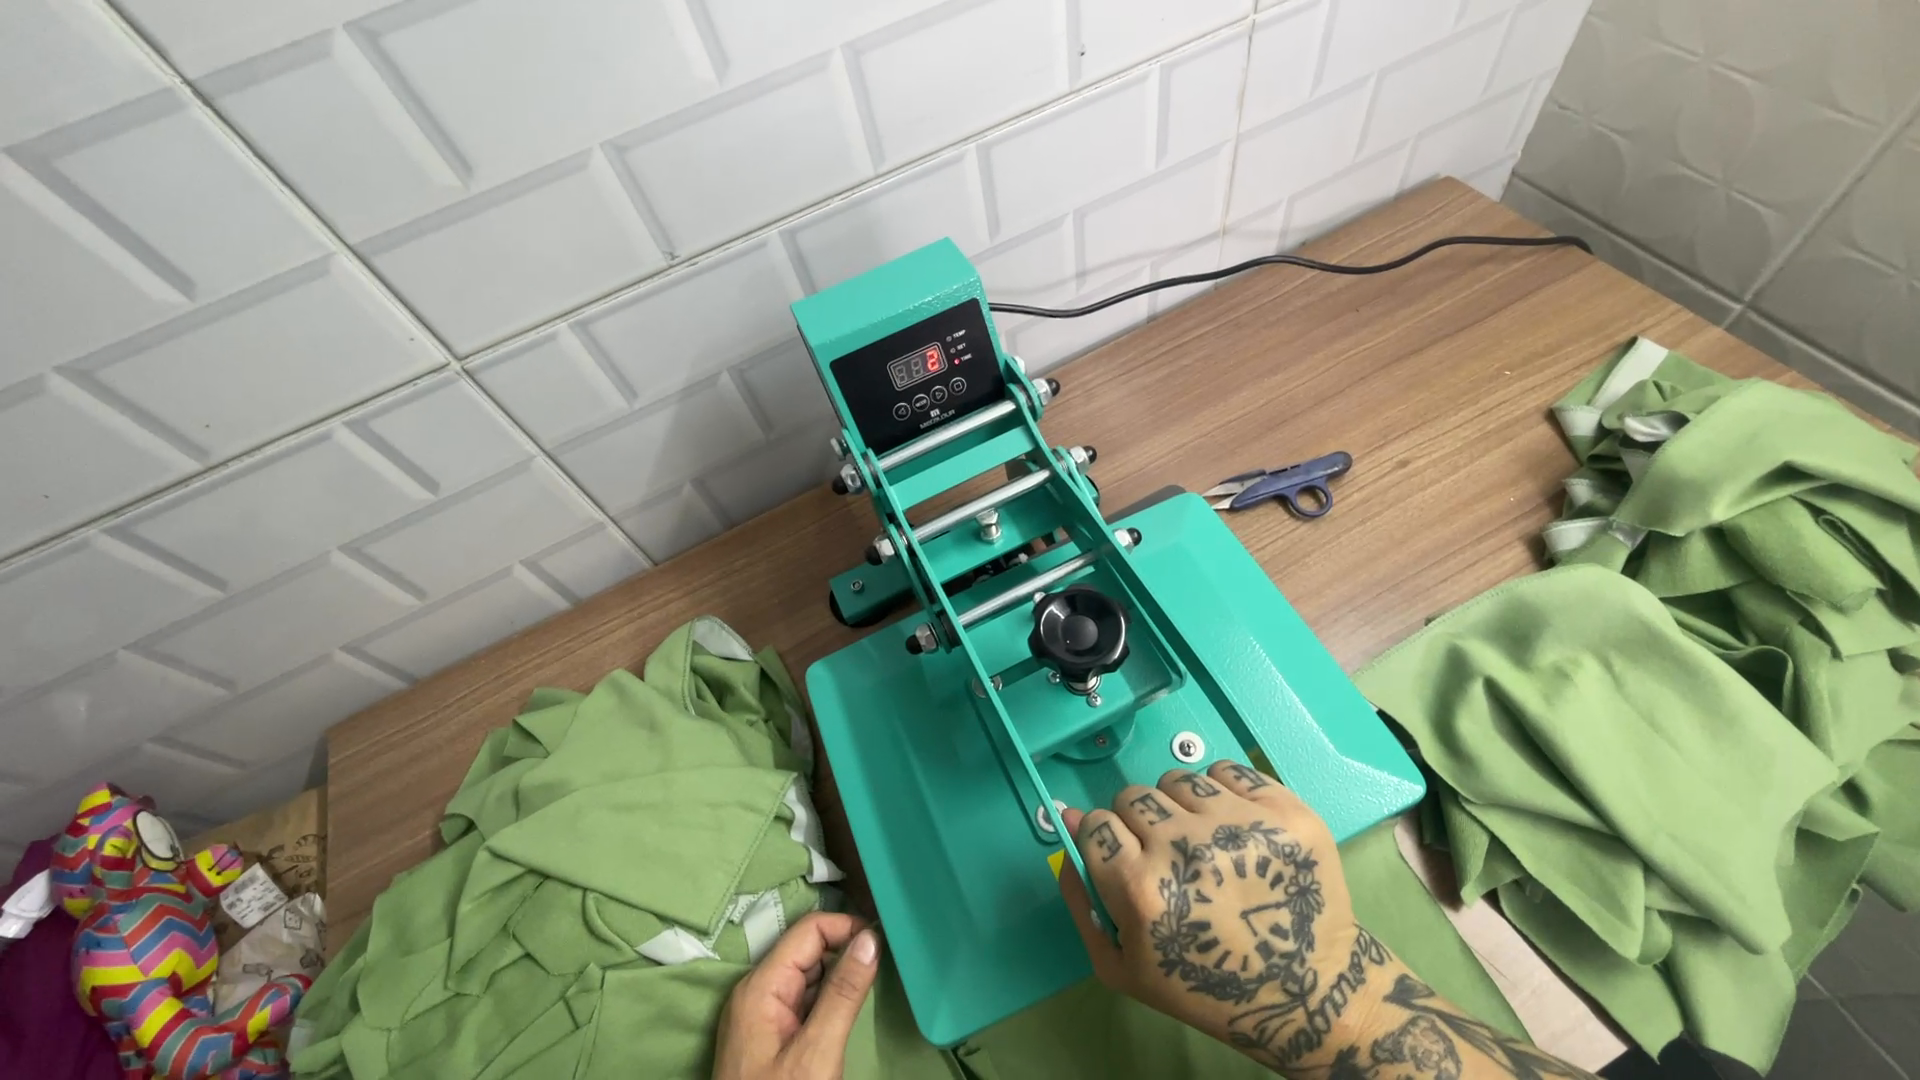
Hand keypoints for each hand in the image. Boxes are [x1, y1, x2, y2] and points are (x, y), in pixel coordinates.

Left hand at [711, 912, 880, 1079]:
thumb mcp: (816, 1054)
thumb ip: (843, 994)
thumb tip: (870, 938)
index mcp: (761, 987)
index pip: (809, 931)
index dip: (847, 929)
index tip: (884, 944)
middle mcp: (756, 992)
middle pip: (807, 949)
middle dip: (845, 949)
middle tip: (884, 964)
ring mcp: (760, 1016)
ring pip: (807, 974)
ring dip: (839, 974)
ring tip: (873, 983)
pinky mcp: (768, 1038)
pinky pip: (803, 1000)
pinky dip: (828, 998)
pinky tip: (848, 1010)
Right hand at [1058, 761, 1385, 1071]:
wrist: (1309, 992)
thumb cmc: (1207, 987)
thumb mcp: (1122, 967)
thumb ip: (1081, 896)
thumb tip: (1068, 820)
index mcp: (1142, 889)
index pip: (1096, 824)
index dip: (1104, 839)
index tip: (1124, 855)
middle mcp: (1186, 848)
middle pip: (1134, 797)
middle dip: (1139, 823)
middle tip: (1166, 855)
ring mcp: (1238, 826)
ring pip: (1178, 779)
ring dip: (1180, 805)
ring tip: (1203, 840)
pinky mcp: (1283, 812)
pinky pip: (1227, 770)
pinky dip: (1222, 790)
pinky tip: (1233, 825)